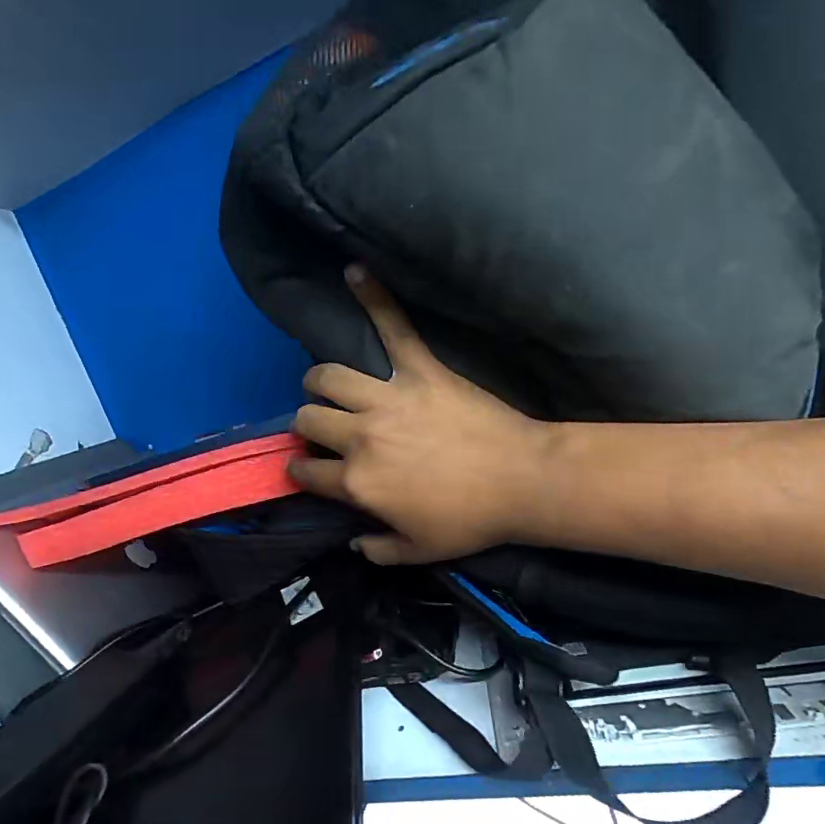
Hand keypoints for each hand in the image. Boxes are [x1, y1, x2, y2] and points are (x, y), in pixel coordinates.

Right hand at [289, 266, 553, 563]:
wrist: (524, 481)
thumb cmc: (469, 520)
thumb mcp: (417, 551)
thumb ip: (377, 549)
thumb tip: (354, 543)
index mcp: (357, 482)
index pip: (306, 472)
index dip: (300, 473)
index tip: (306, 470)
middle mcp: (361, 436)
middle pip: (308, 420)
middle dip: (306, 427)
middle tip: (321, 430)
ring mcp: (389, 399)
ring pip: (329, 377)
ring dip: (320, 381)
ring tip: (325, 384)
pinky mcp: (421, 371)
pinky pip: (393, 328)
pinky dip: (374, 298)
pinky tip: (355, 272)